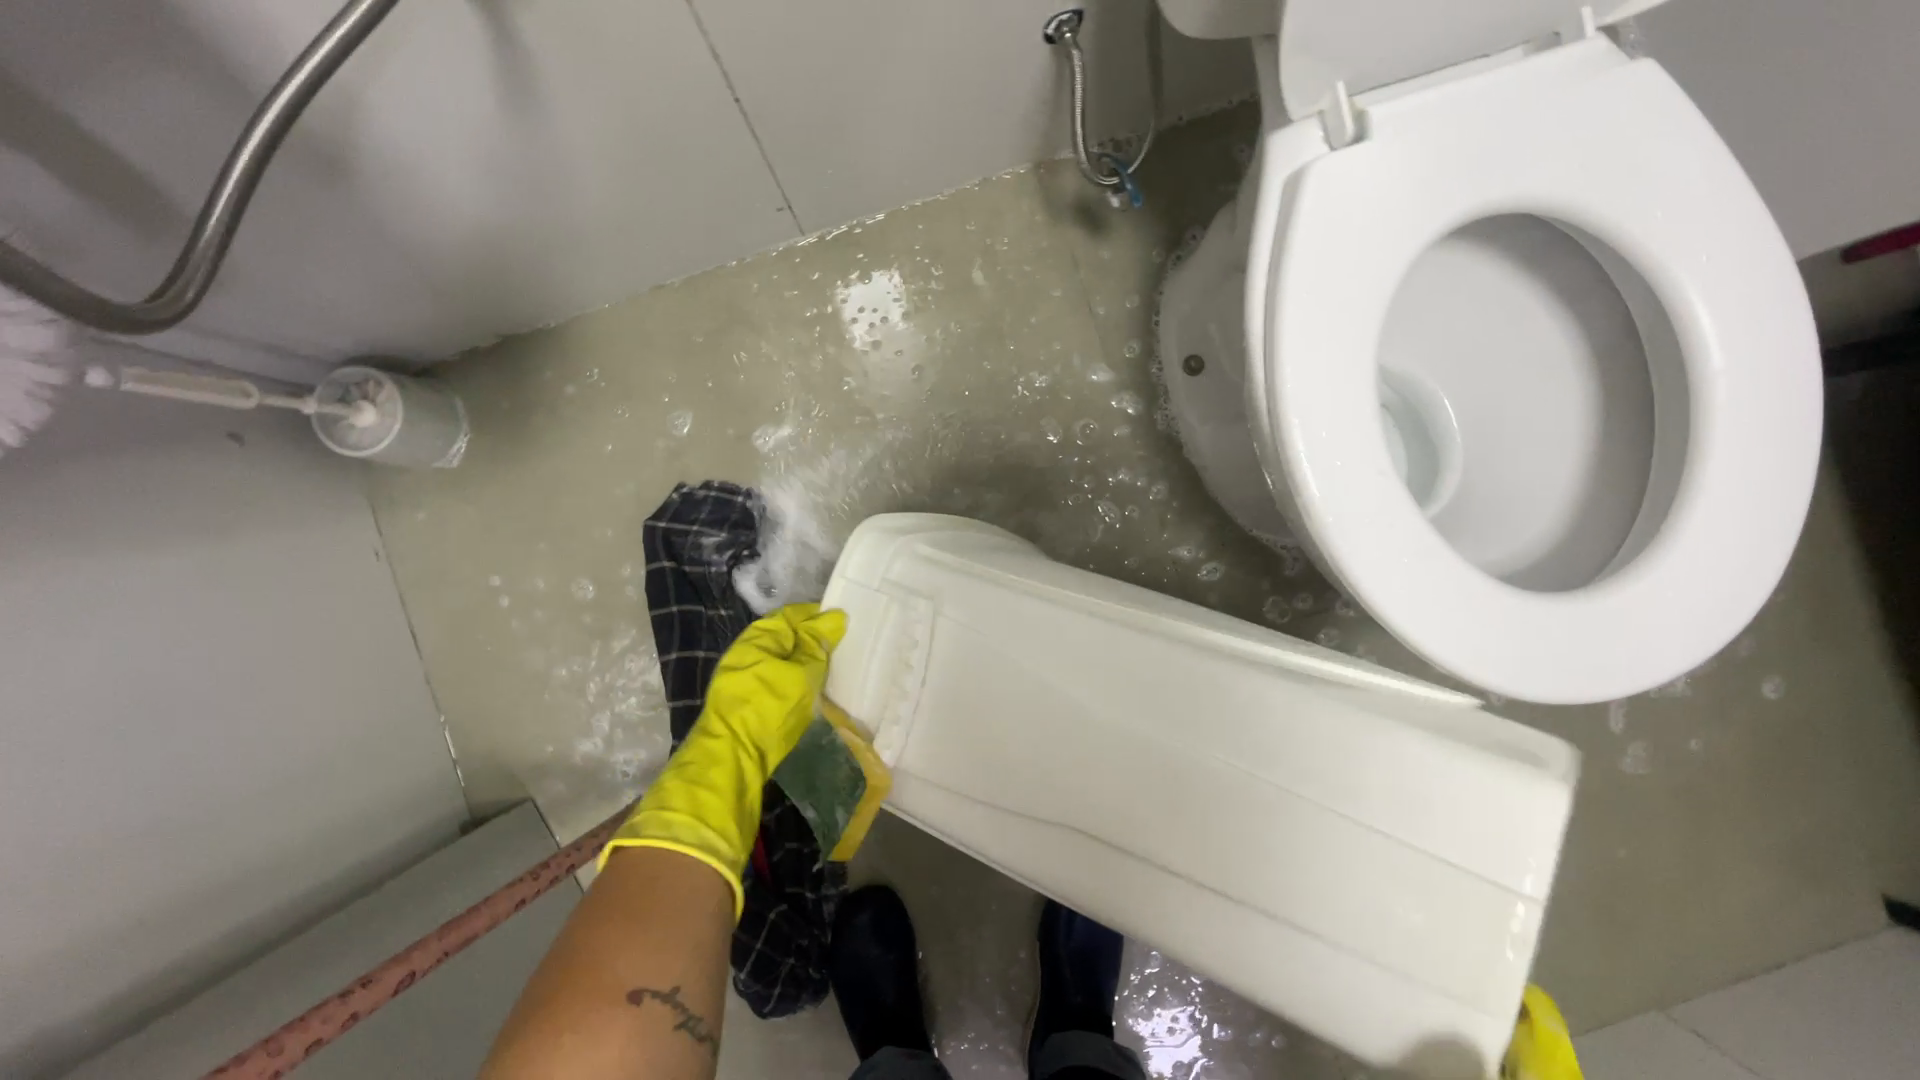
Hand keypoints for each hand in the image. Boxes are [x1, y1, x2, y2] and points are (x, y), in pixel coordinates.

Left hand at [599, 604, 846, 917]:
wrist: (732, 760)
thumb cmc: (767, 710)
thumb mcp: (801, 673)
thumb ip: (817, 645)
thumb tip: (834, 617)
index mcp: (756, 638)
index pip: (793, 616)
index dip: (819, 618)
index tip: (847, 626)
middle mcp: (746, 653)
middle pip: (786, 638)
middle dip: (813, 642)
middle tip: (845, 650)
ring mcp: (743, 680)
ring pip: (782, 662)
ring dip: (805, 666)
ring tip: (834, 672)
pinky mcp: (746, 705)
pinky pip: (777, 682)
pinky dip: (795, 684)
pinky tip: (812, 693)